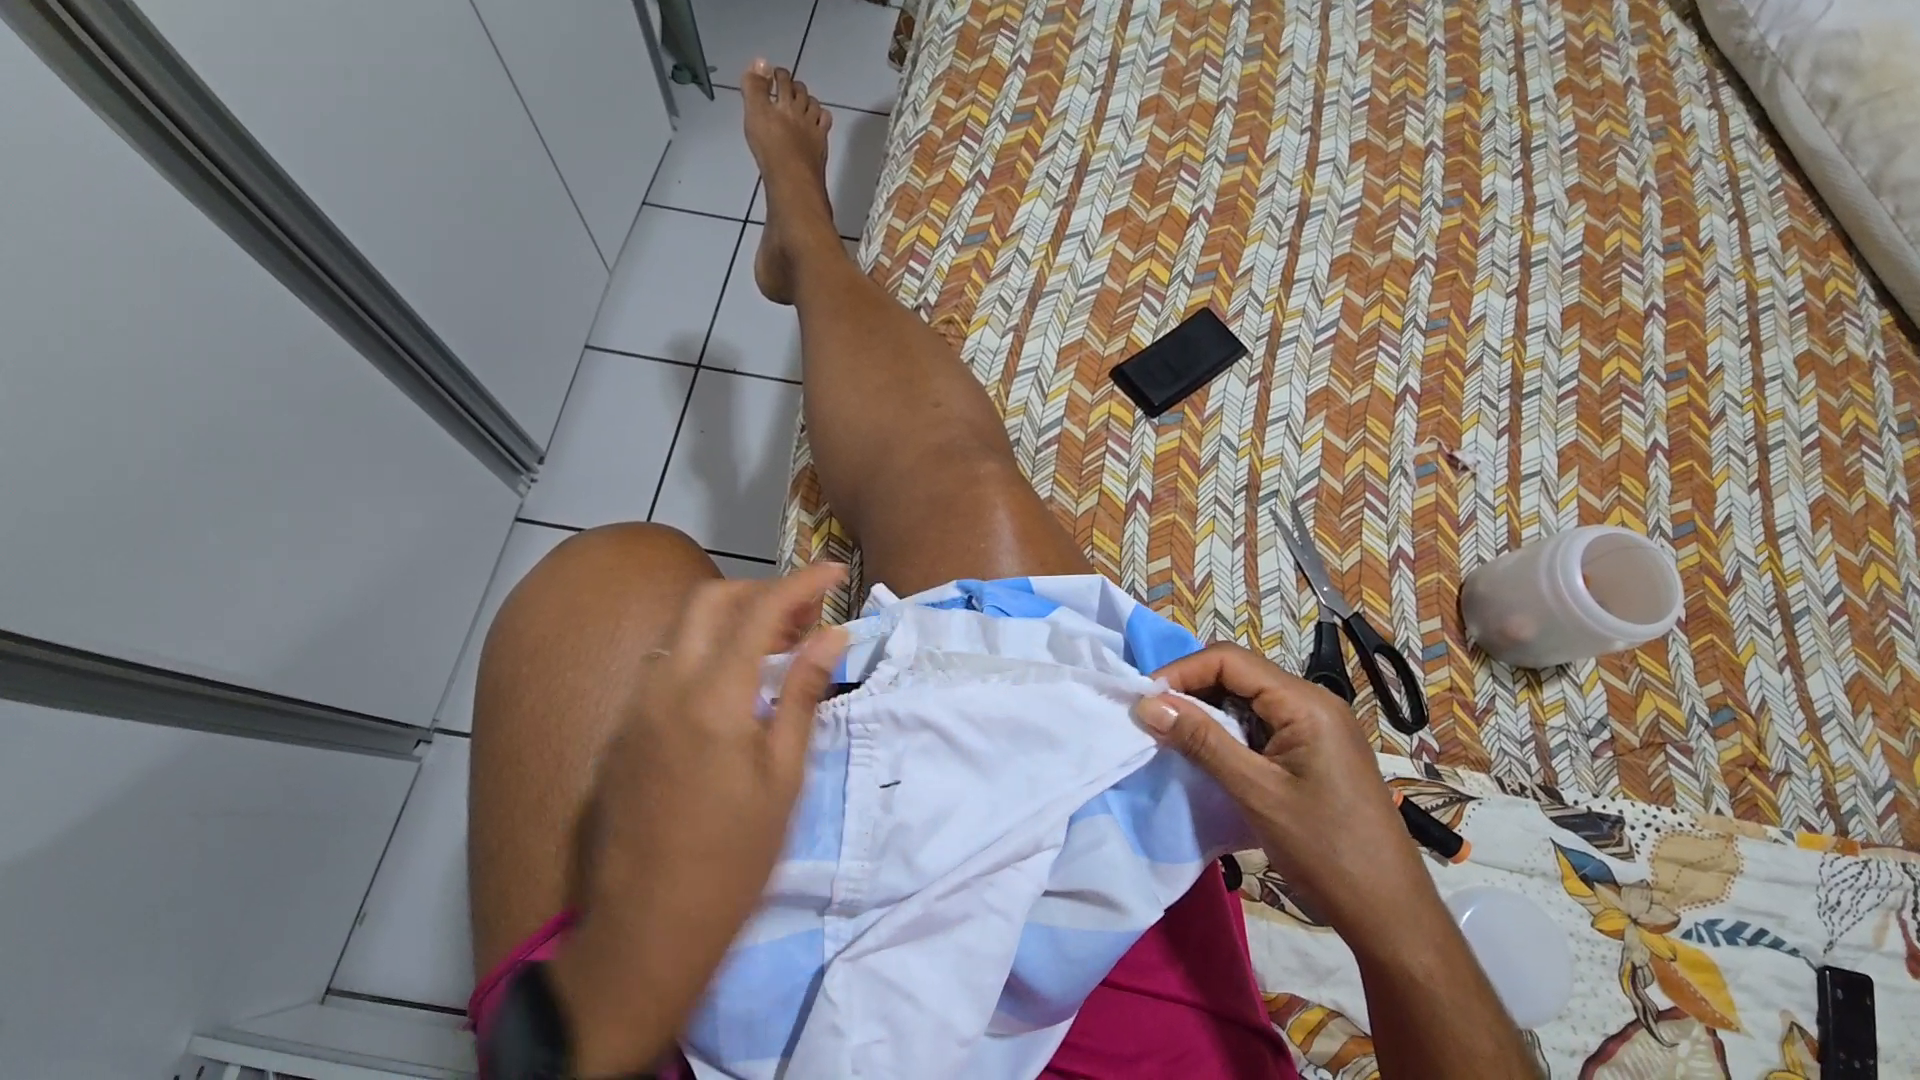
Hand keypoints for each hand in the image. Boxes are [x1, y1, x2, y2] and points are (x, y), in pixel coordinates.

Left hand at [550, 562, 848, 1075]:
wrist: (645, 930)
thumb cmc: (733, 860)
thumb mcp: (784, 778)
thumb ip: (802, 695)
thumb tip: (831, 636)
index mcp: (711, 697)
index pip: (760, 612)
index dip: (803, 584)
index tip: (836, 574)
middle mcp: (663, 687)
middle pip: (708, 602)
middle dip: (761, 592)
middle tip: (806, 614)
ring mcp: (634, 710)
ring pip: (680, 632)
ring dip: (730, 622)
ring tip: (776, 648)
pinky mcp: (621, 735)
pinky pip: (663, 669)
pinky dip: (703, 656)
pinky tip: (731, 690)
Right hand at [1132, 643, 1434, 950]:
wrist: (1387, 909)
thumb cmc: (1323, 847)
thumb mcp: (1254, 791)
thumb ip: (1201, 741)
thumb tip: (1147, 705)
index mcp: (1305, 703)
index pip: (1230, 660)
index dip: (1181, 672)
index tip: (1143, 700)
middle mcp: (1312, 703)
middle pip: (1239, 675)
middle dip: (1190, 690)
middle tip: (1150, 719)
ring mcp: (1316, 728)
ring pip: (1247, 701)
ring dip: (1207, 713)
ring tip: (1170, 736)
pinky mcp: (1313, 752)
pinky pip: (1262, 725)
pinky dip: (1228, 733)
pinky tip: (1206, 755)